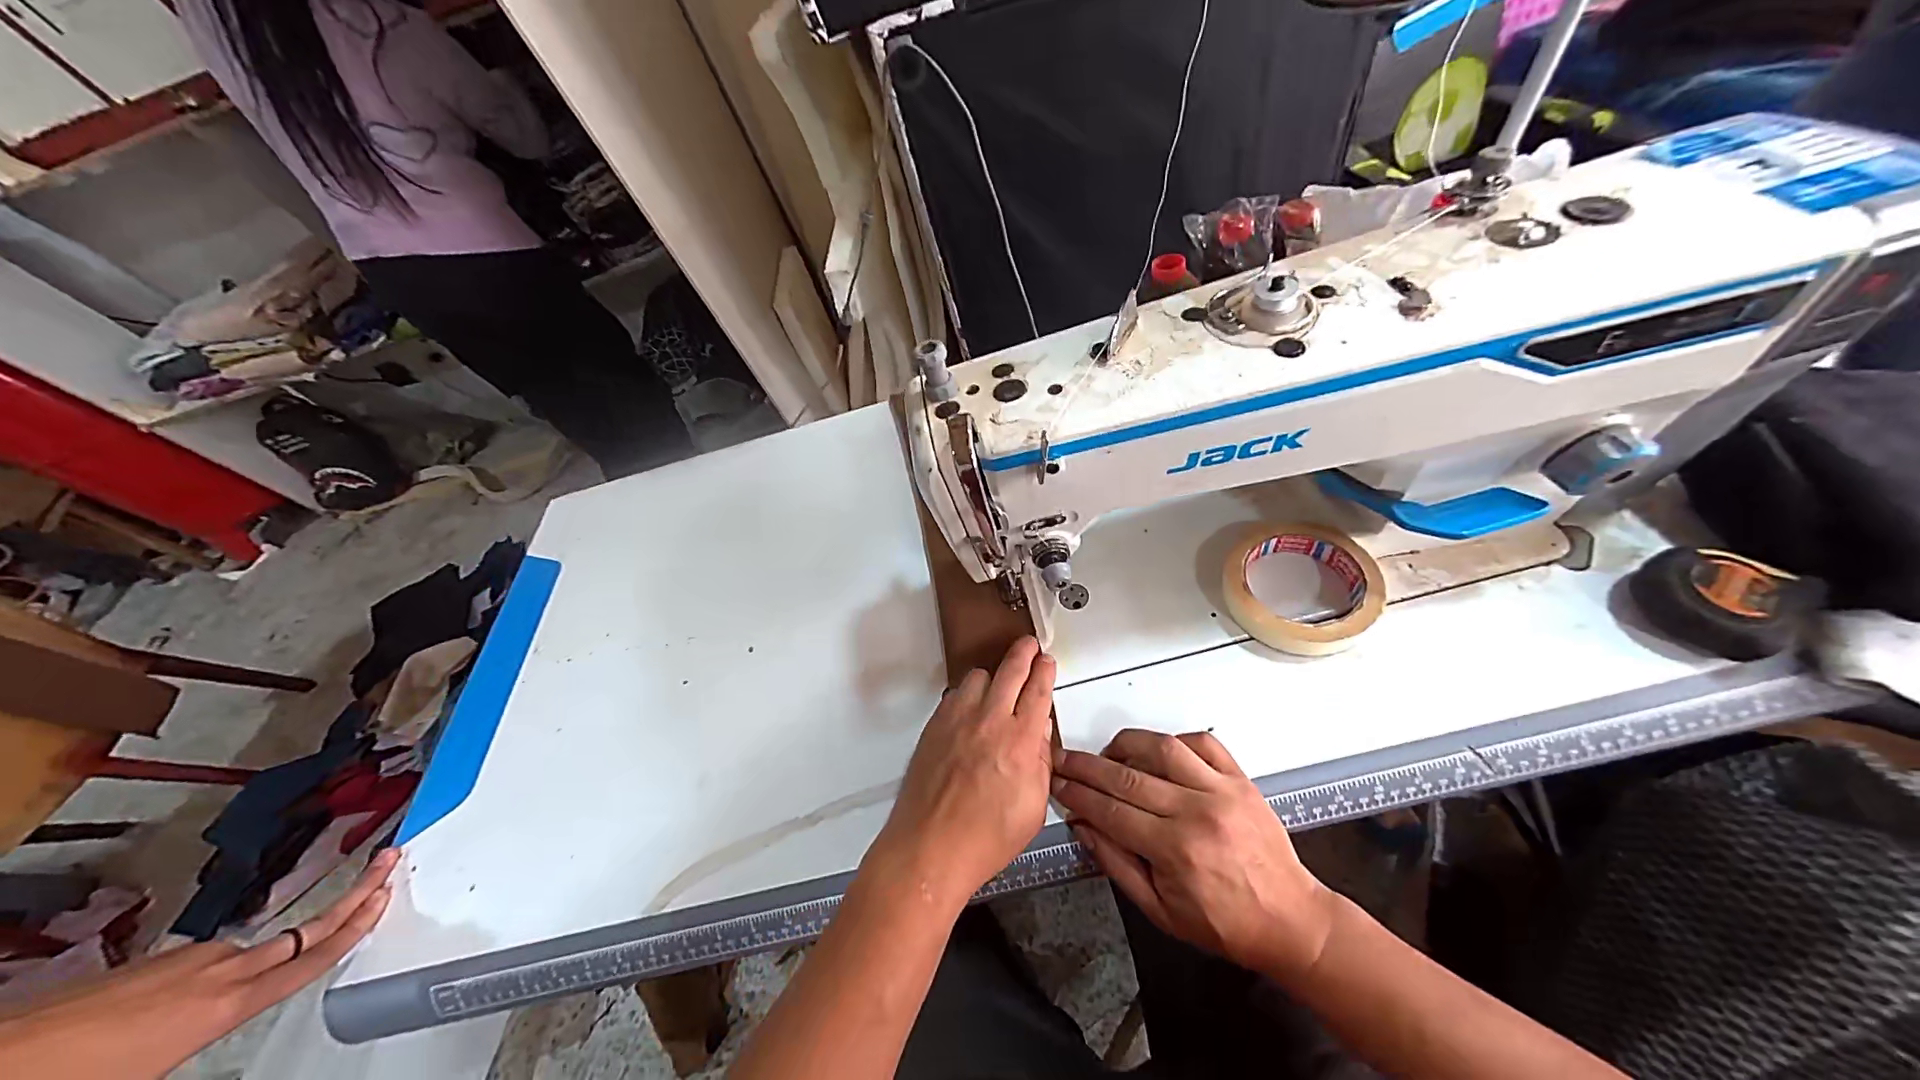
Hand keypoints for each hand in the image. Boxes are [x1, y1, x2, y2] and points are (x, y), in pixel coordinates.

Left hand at [0, 848, 397, 1079]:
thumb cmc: (72, 1074)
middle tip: (387, 861)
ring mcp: (185, 960)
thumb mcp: (157, 1068)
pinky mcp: (153, 961)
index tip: (386, 891)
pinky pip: (205, 961)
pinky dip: (215, 972)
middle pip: (306, 927)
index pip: (316, 955)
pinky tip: (183, 999)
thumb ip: (203, 1032)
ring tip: (246, 984)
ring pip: (252, 949)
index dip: (359, 922)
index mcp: (226, 1004)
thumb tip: (211, 1027)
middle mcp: (218, 971)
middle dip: (353, 893)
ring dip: (269, 954)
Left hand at [869, 637, 1055, 904]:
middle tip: (1028, 647)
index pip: (1038, 690)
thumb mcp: (1033, 808)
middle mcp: (988, 723)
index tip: (1046, 662)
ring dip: (992, 675)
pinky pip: (953, 695)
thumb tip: (1039, 739)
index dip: (1044, 670)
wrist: (930, 849)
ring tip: (998, 681)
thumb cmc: (978, 839)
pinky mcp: (934, 728)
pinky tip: (970, 704)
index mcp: (1019, 742)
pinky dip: (966, 693)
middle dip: (1023, 653)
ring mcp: (957, 722)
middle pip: (1010, 669)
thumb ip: (1040, 765)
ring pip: (978, 676)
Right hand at [1052, 731, 1334, 978]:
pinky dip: (1175, 740)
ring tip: (1108, 752)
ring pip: (1161, 748)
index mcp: (1175, 850)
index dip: (1077, 795)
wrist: (1290, 922)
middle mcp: (1197, 813)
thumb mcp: (1160, 911)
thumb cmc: (1227, 924)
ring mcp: (1222, 791)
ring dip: (1126, 744)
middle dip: (1087, 767)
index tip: (1059, 785)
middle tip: (1066, 761)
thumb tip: (1084, 828)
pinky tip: (1158, 751)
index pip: (1109, 811)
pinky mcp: (1240, 780)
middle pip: (1126, 777)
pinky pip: (1203, 742)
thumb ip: (1117, 865)